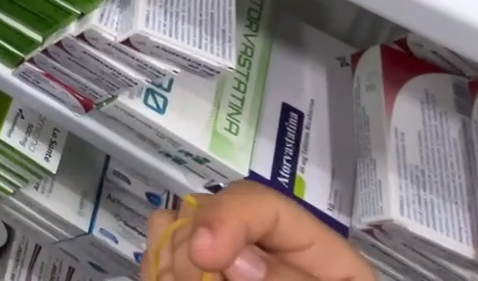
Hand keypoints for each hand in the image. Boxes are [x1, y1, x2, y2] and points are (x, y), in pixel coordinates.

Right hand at [144, 182, 376, 280]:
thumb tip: (235, 258)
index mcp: (319, 256)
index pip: (261, 203)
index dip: (226, 218)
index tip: (203, 255)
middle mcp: (268, 249)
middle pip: (208, 214)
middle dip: (189, 247)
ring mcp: (229, 263)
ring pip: (175, 229)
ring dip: (168, 257)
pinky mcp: (197, 272)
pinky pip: (161, 253)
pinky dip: (158, 267)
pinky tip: (167, 280)